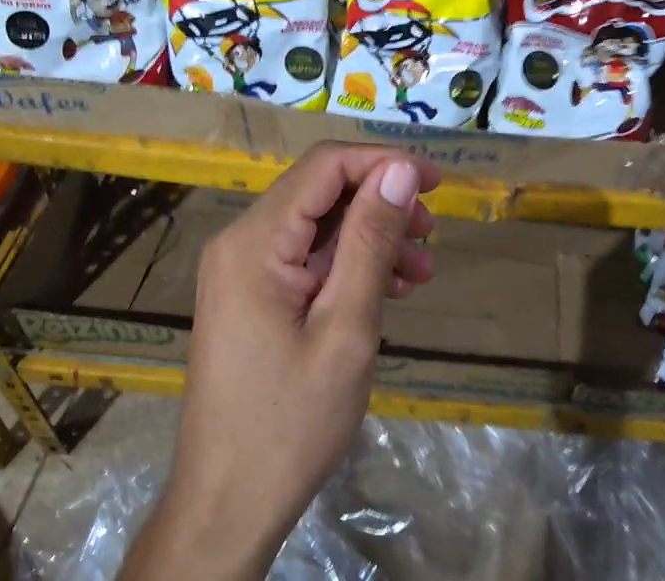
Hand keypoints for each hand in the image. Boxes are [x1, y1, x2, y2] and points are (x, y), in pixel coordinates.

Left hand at [121, 143, 439, 580]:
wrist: (228, 503)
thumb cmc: (291, 421)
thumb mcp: (346, 328)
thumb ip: (371, 242)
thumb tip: (399, 170)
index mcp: (254, 241)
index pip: (325, 166)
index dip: (383, 162)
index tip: (436, 184)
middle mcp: (240, 242)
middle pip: (320, 192)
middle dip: (380, 203)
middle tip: (431, 235)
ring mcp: (241, 272)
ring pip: (317, 226)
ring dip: (371, 238)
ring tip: (421, 273)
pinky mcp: (249, 298)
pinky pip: (305, 260)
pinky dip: (348, 266)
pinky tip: (389, 292)